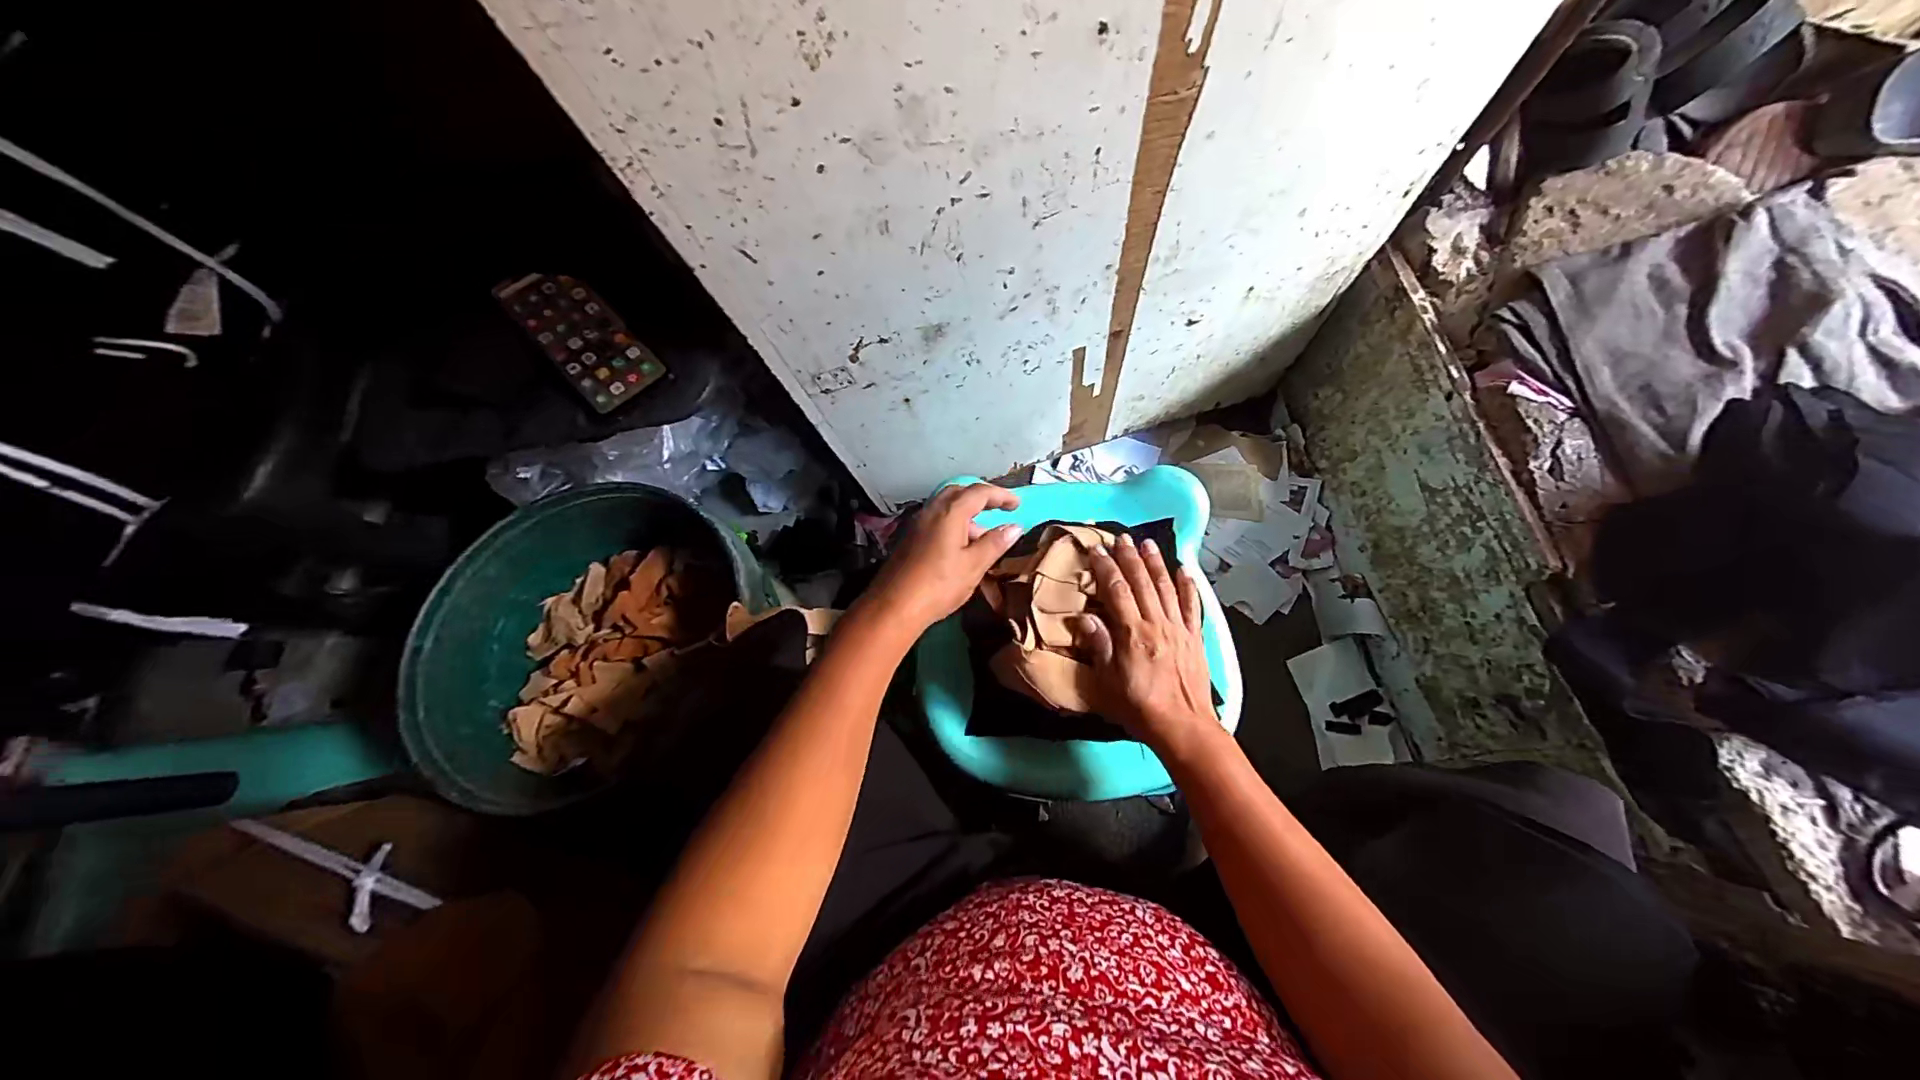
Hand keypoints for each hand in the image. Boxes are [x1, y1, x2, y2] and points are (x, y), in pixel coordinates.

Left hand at [862, 483, 1022, 633]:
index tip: (1016, 504)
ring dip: (966, 515)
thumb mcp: (974, 565)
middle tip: (998, 512)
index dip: (1001, 495)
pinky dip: (952, 525)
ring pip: (945, 508)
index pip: (979, 492)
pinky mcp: (909, 539)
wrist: (894, 606)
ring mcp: (917, 525)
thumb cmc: (938, 585)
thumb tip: (1014, 528)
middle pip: (959, 493)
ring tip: (982, 539)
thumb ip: (995, 544)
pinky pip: (935, 521)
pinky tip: (959, 549)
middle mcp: (931, 511)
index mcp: (950, 513)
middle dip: (980, 499)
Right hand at [1078, 534, 1218, 752]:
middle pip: (1142, 582)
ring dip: (1156, 563)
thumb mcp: (1108, 682)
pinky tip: (1184, 570)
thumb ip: (1100, 646)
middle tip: (1120, 538)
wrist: (1183, 727)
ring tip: (1147, 543)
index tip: (1097, 550)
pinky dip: (1188, 586)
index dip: (1105, 567)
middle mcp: (1157, 624)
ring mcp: (1179, 629)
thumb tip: (1086, 617)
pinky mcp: (1195, 638)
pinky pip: (1192, 606)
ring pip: (1167, 587)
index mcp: (1133, 633)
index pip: (1117, 591)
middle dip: (1129, 557)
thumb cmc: (1140, 708)